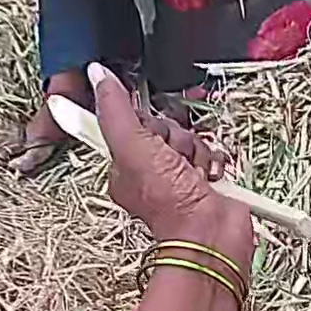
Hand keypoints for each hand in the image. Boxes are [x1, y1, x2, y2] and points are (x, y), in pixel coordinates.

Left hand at [90, 63, 251, 274]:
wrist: (210, 235)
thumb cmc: (168, 206)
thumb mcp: (132, 148)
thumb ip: (115, 111)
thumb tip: (97, 75)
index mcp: (125, 168)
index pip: (133, 124)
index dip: (147, 125)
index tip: (151, 138)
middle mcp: (151, 173)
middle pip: (165, 128)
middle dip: (176, 138)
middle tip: (174, 159)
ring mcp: (179, 179)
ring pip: (189, 139)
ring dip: (196, 151)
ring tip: (193, 173)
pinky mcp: (204, 183)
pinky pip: (210, 153)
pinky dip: (213, 162)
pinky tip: (209, 177)